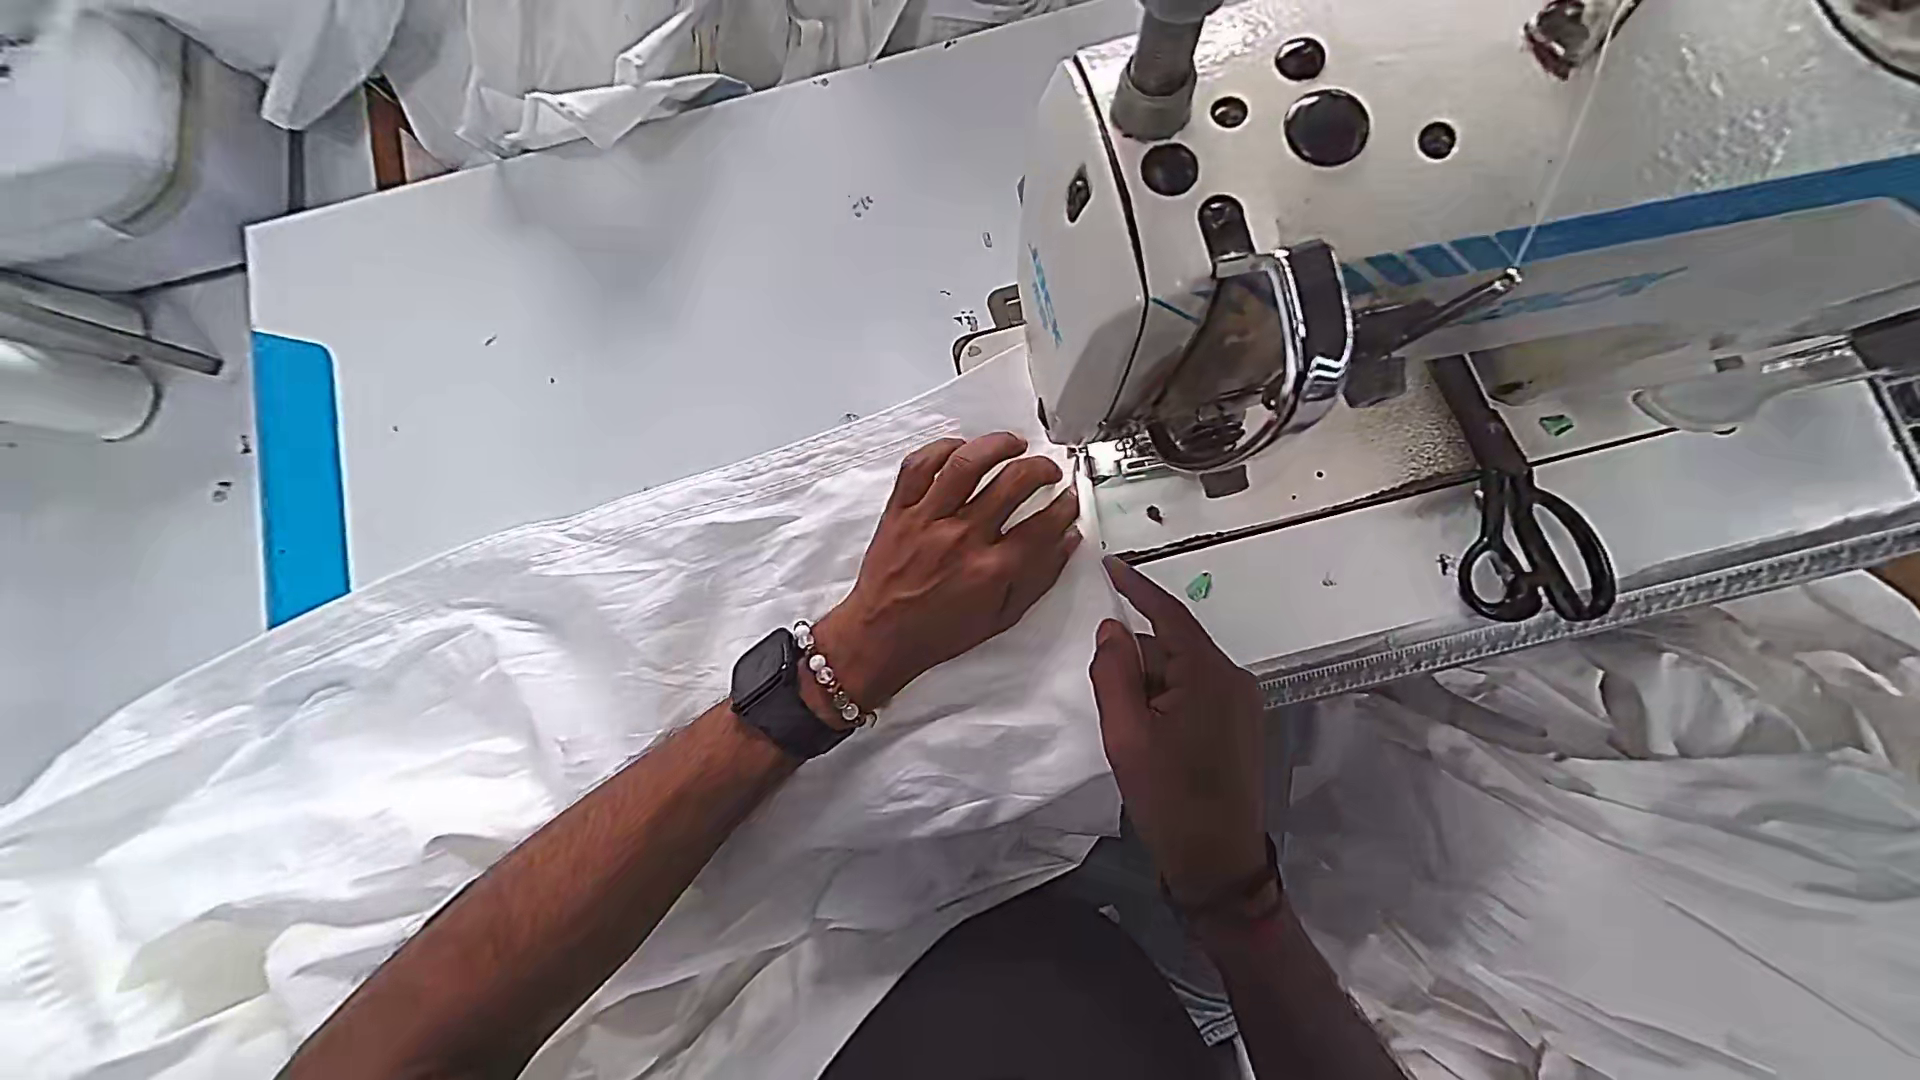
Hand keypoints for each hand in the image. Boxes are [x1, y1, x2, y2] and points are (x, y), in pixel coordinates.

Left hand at [810, 433, 1080, 713]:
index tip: (1069, 499)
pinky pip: (919, 466)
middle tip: (1047, 471)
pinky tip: (961, 450)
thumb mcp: (1001, 616)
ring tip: (1013, 445)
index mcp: (990, 571)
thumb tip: (1066, 542)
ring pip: (967, 463)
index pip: (1042, 524)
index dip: (1065, 506)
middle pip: (1013, 482)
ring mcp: (927, 521)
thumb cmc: (937, 631)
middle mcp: (961, 540)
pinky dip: (942, 448)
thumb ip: (1039, 578)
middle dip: (1041, 469)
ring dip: (998, 445)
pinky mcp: (899, 511)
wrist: (881, 635)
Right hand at [1089, 556, 1268, 905]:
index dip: (1137, 587)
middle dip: (1134, 663)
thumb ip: (1114, 673)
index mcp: (1208, 675)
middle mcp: (1232, 678)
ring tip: (1132, 732)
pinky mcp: (1238, 721)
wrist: (1218, 862)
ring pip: (1179, 670)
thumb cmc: (1169, 798)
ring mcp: (1240, 700)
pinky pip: (1192, 690)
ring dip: (1148, 687)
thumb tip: (1112, 629)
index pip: (1169, 614)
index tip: (1109, 565)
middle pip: (1171, 646)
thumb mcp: (1126, 734)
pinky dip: (1164, 699)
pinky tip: (1150, 734)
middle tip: (1110, 704)